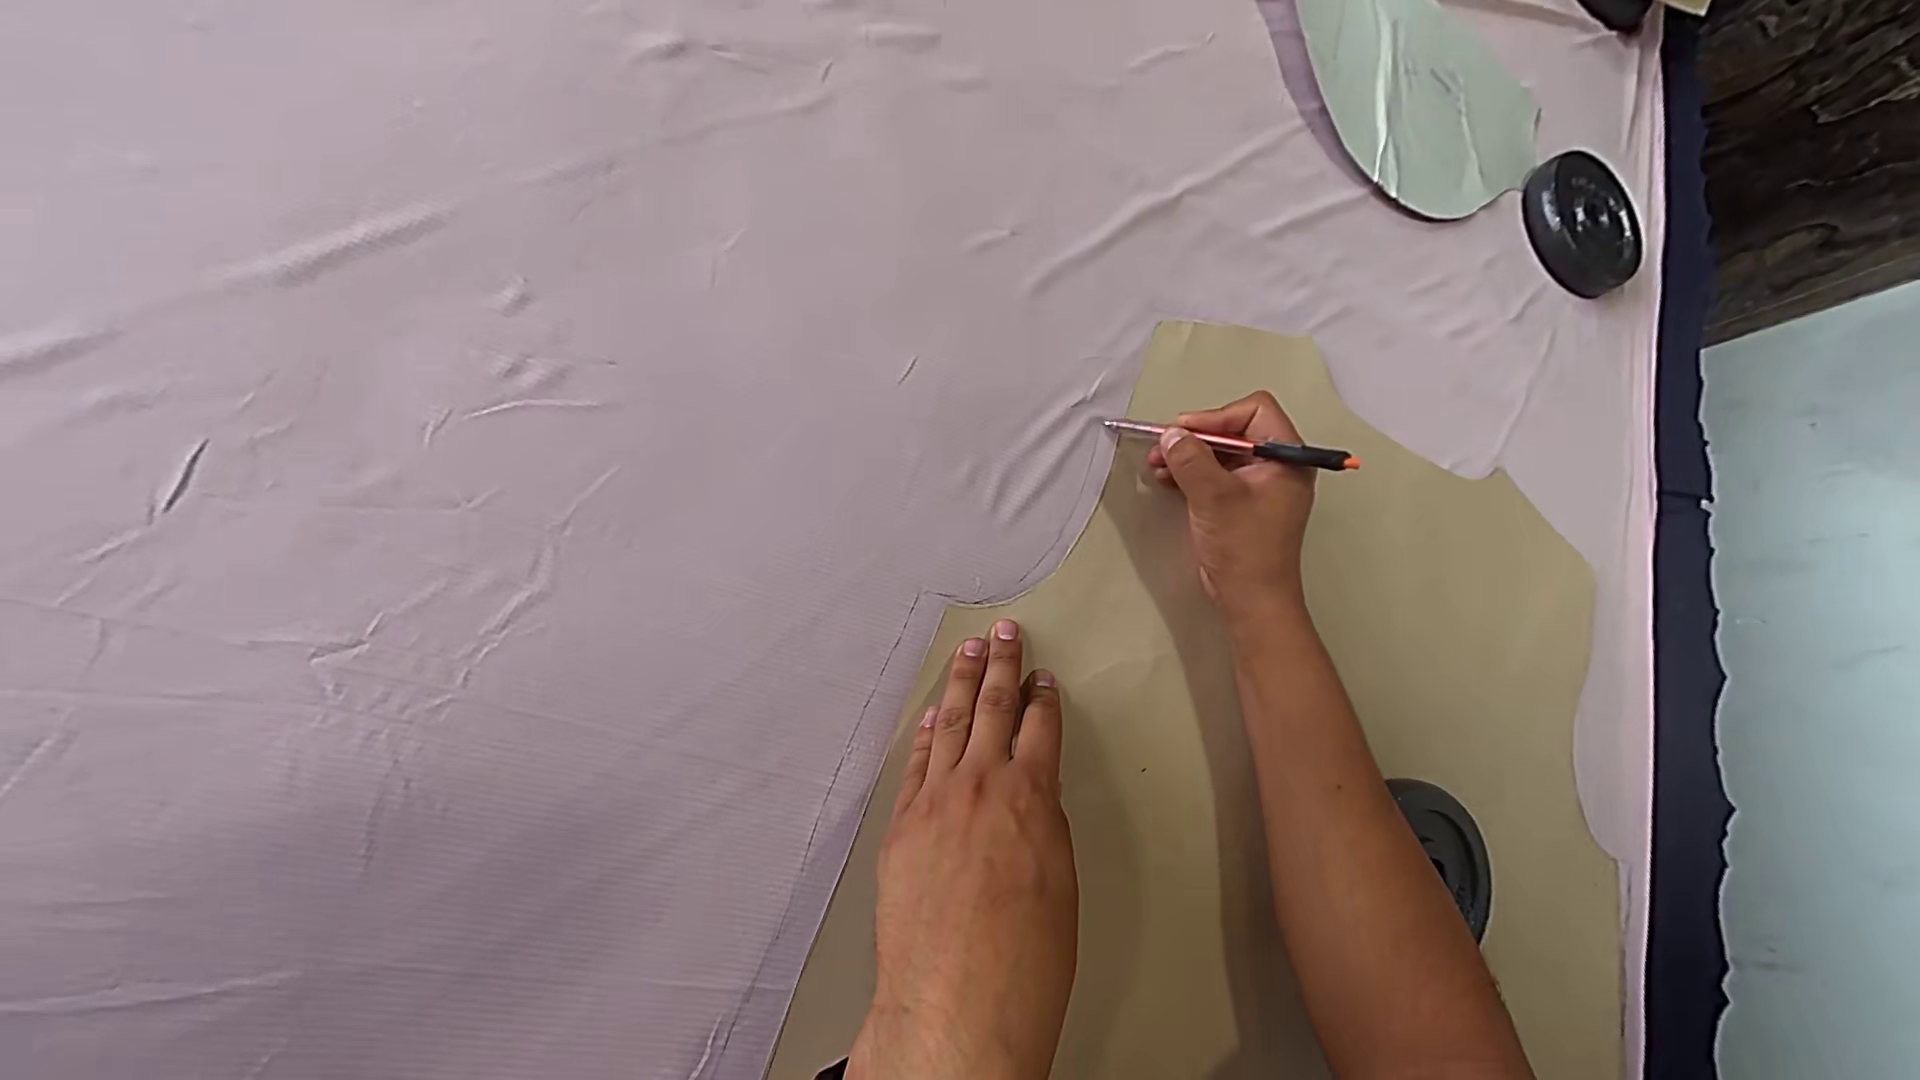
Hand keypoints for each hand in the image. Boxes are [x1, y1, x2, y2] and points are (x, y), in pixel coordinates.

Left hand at [848, 619, 1077, 1079]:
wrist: (956, 1008)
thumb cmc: (1027, 959)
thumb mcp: (1059, 880)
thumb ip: (1044, 820)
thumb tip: (1032, 790)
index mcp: (1030, 797)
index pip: (1040, 727)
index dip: (1043, 696)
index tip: (1043, 675)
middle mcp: (981, 785)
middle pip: (993, 707)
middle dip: (1000, 664)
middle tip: (1002, 632)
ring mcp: (936, 800)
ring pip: (952, 724)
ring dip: (961, 683)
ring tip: (967, 652)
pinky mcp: (904, 824)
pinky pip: (917, 764)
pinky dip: (927, 734)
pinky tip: (934, 713)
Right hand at [1145, 391, 1316, 619]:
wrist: (1251, 597)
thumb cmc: (1246, 550)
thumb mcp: (1214, 497)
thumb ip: (1191, 460)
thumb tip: (1173, 435)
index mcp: (1285, 457)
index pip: (1253, 411)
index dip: (1215, 417)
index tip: (1184, 432)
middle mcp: (1275, 466)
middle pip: (1233, 431)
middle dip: (1195, 437)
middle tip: (1164, 447)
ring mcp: (1257, 485)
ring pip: (1220, 453)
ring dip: (1188, 455)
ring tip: (1158, 464)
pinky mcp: (1240, 502)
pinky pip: (1214, 475)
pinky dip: (1191, 473)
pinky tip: (1168, 478)